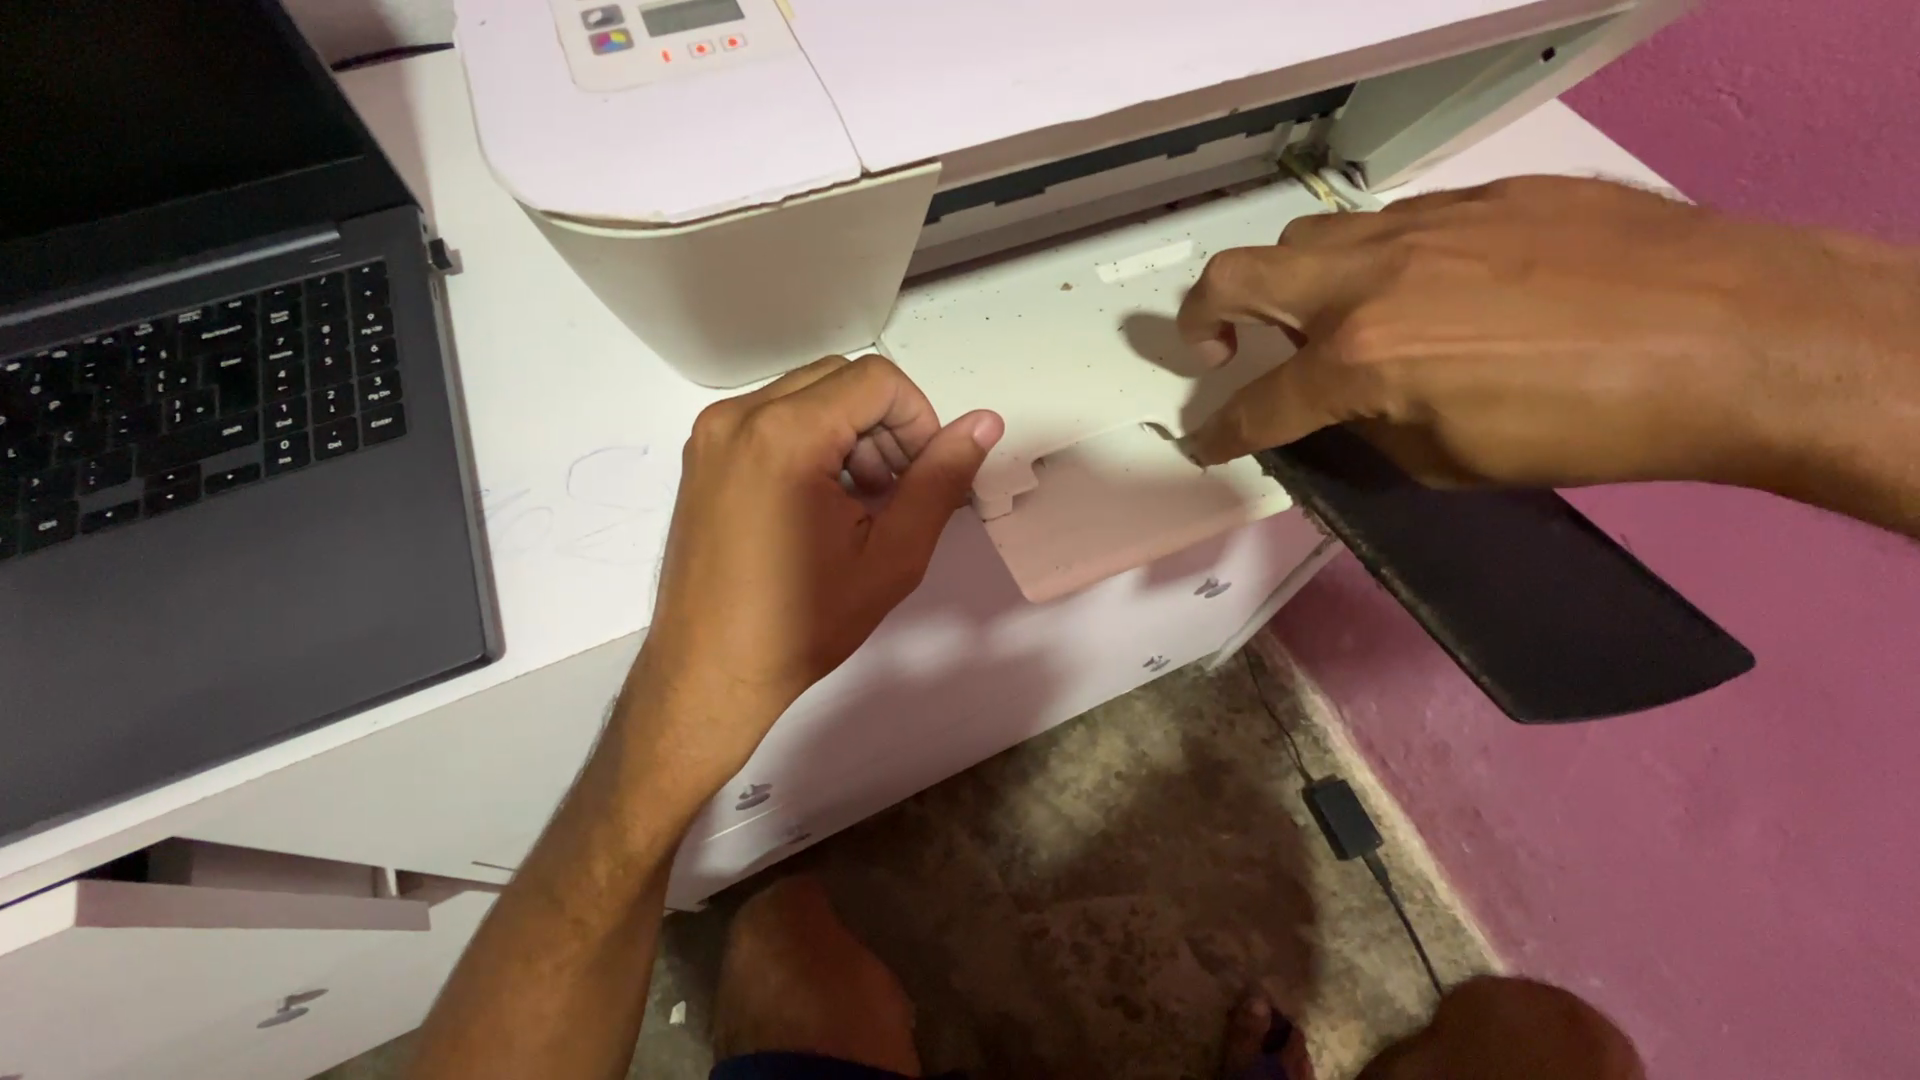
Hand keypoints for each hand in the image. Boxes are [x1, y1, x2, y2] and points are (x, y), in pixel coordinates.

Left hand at [624, 355, 1003, 798]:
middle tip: (893, 493)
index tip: (921, 477)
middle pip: (840, 379)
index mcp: (783, 436)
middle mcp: (738, 417)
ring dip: (849, 433)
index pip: (877, 380)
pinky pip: (772, 418)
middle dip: (884, 426)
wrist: (711, 672)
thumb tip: (985, 423)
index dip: (918, 420)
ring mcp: (712, 435)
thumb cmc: (803, 623)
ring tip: (860, 503)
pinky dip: (811, 442)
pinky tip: (820, 504)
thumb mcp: (892, 556)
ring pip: (807, 395)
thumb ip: (941, 480)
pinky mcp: (702, 456)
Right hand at [1175, 177, 1919, 524]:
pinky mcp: (1477, 197)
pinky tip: (1418, 291)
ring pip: (1305, 238)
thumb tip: (1332, 415)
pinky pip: (1386, 224)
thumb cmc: (1588, 427)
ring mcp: (1421, 225)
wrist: (1742, 335)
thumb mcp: (1448, 462)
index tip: (1205, 442)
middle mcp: (1370, 279)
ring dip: (1286, 285)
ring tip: (1322, 320)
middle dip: (1200, 320)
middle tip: (1216, 351)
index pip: (1257, 402)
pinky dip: (1368, 264)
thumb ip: (1366, 431)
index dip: (1220, 432)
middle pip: (1236, 276)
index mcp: (1362, 357)